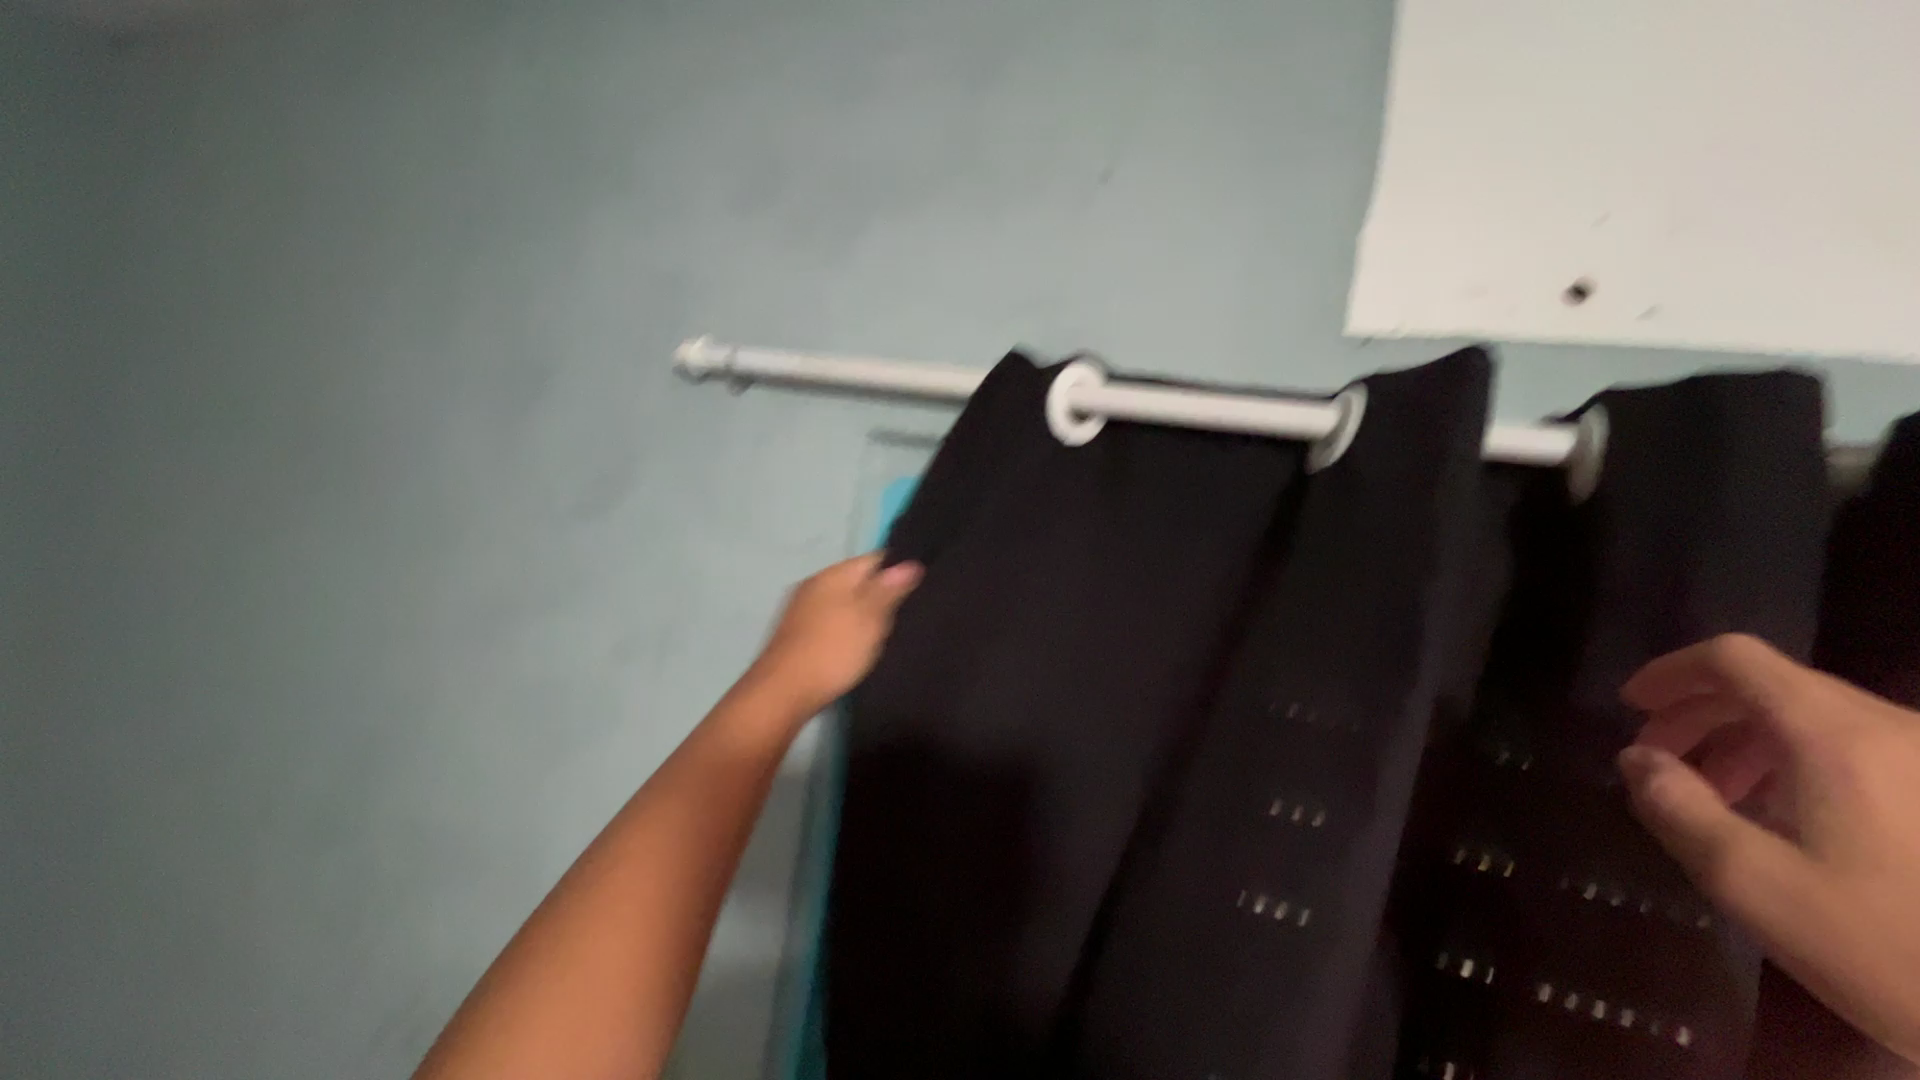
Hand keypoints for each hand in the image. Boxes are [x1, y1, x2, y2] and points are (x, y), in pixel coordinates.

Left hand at [741, 554, 922, 717]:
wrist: (783, 692)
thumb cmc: (832, 651)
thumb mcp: (870, 618)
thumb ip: (889, 589)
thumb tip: (910, 563)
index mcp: (832, 574)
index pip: (874, 559)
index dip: (898, 571)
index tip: (919, 590)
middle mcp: (814, 584)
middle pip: (858, 581)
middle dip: (880, 595)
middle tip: (905, 616)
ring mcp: (801, 609)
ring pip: (843, 602)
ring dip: (862, 614)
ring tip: (884, 635)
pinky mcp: (795, 633)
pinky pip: (830, 621)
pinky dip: (845, 629)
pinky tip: (854, 647)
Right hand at [1617, 634, 1919, 1065]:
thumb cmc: (1889, 947)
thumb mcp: (1752, 882)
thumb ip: (1675, 807)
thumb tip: (1638, 758)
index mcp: (1838, 736)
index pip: (1735, 659)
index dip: (1670, 672)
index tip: (1631, 708)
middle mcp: (1895, 730)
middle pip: (1775, 685)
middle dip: (1701, 714)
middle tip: (1661, 761)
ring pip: (1818, 718)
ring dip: (1746, 740)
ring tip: (1717, 794)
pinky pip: (1860, 750)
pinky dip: (1798, 762)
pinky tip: (1787, 817)